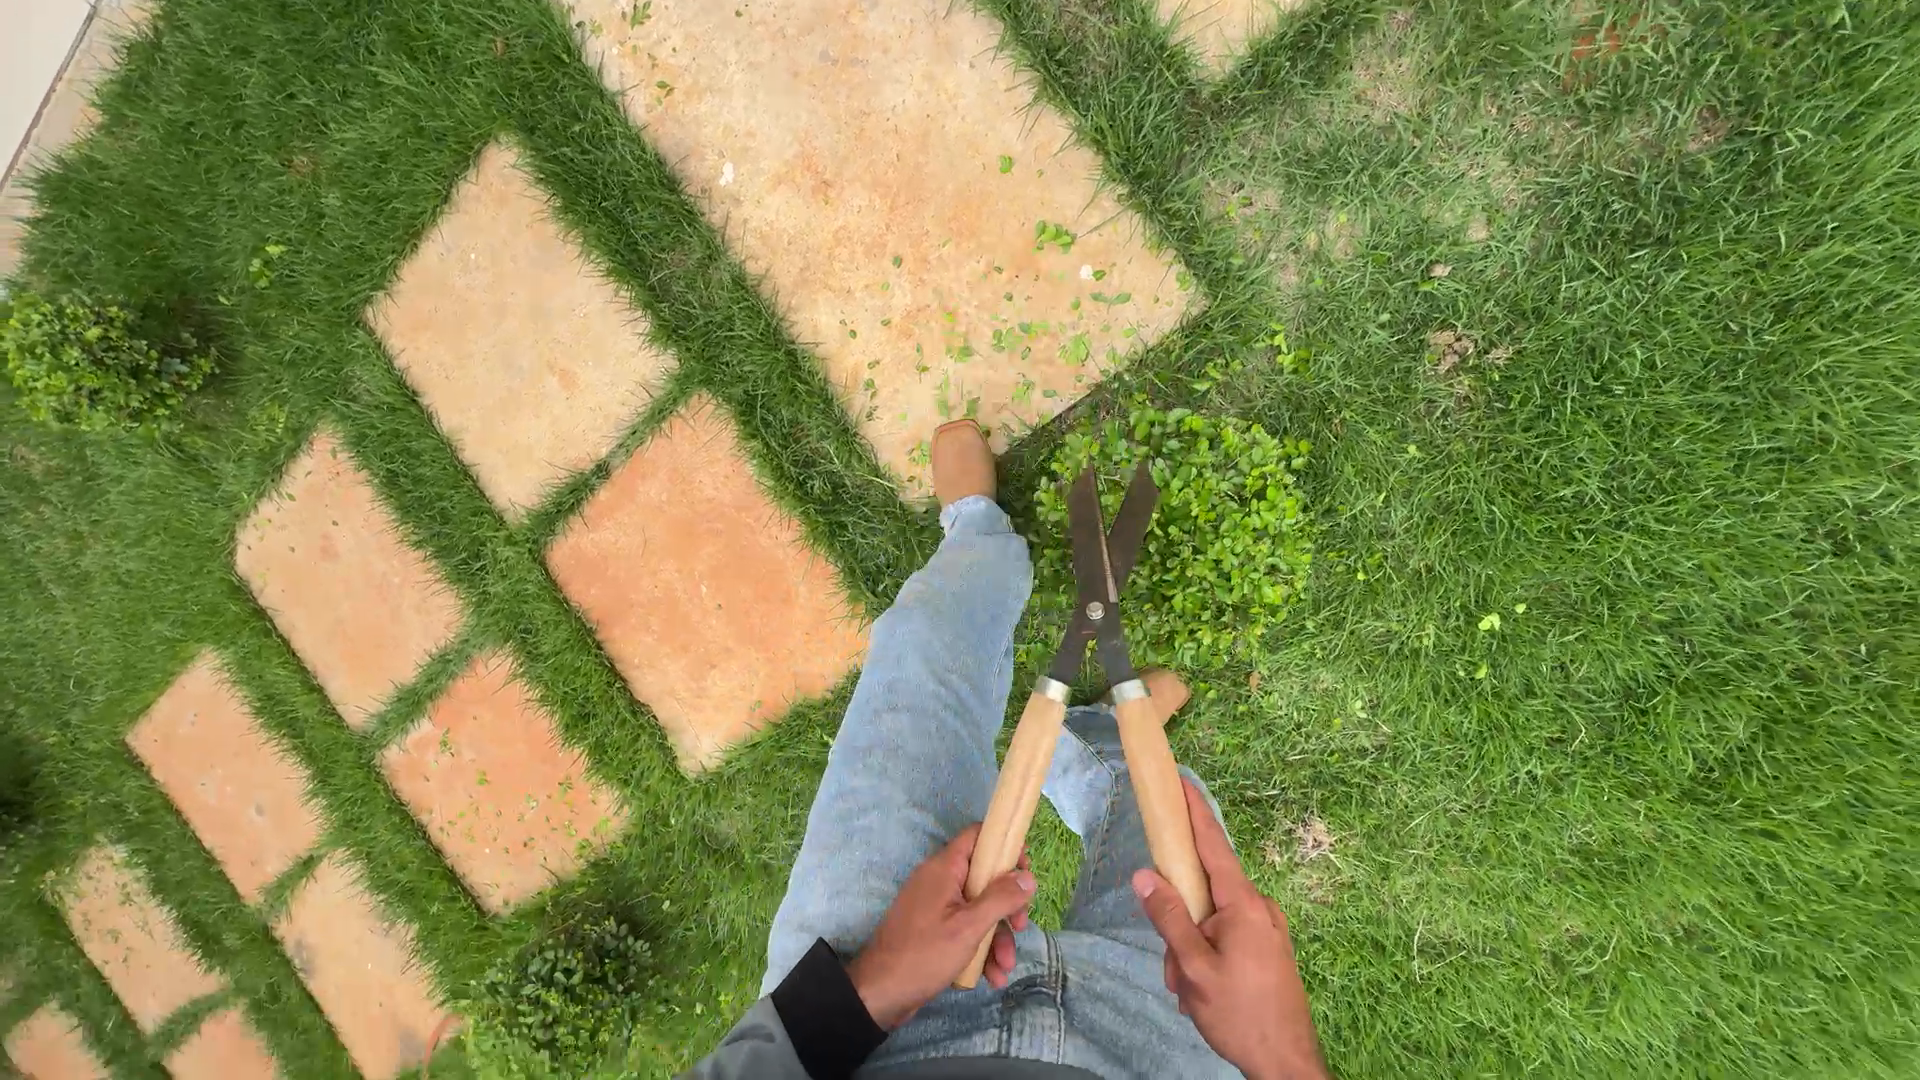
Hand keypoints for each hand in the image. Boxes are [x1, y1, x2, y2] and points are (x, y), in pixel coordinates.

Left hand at [846, 824, 1036, 1029]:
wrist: (879, 994)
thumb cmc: (924, 954)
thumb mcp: (969, 927)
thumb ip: (1001, 899)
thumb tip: (1028, 876)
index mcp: (945, 867)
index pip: (978, 836)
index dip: (1005, 847)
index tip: (1025, 871)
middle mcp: (940, 879)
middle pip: (984, 877)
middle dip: (1006, 905)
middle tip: (1019, 927)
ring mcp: (935, 904)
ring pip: (977, 908)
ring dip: (996, 936)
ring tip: (1004, 968)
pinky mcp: (933, 928)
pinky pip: (964, 928)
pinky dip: (979, 948)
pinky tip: (991, 975)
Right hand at [1132, 780, 1330, 1079]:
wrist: (1289, 1068)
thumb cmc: (1241, 1014)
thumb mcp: (1195, 967)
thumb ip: (1168, 918)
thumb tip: (1144, 875)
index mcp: (1244, 903)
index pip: (1213, 843)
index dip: (1195, 810)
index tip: (1181, 780)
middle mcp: (1259, 907)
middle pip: (1205, 888)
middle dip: (1180, 919)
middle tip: (1174, 965)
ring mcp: (1267, 929)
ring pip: (1212, 918)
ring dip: (1191, 946)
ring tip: (1189, 989)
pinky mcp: (1268, 949)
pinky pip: (1227, 935)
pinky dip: (1206, 954)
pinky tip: (1201, 990)